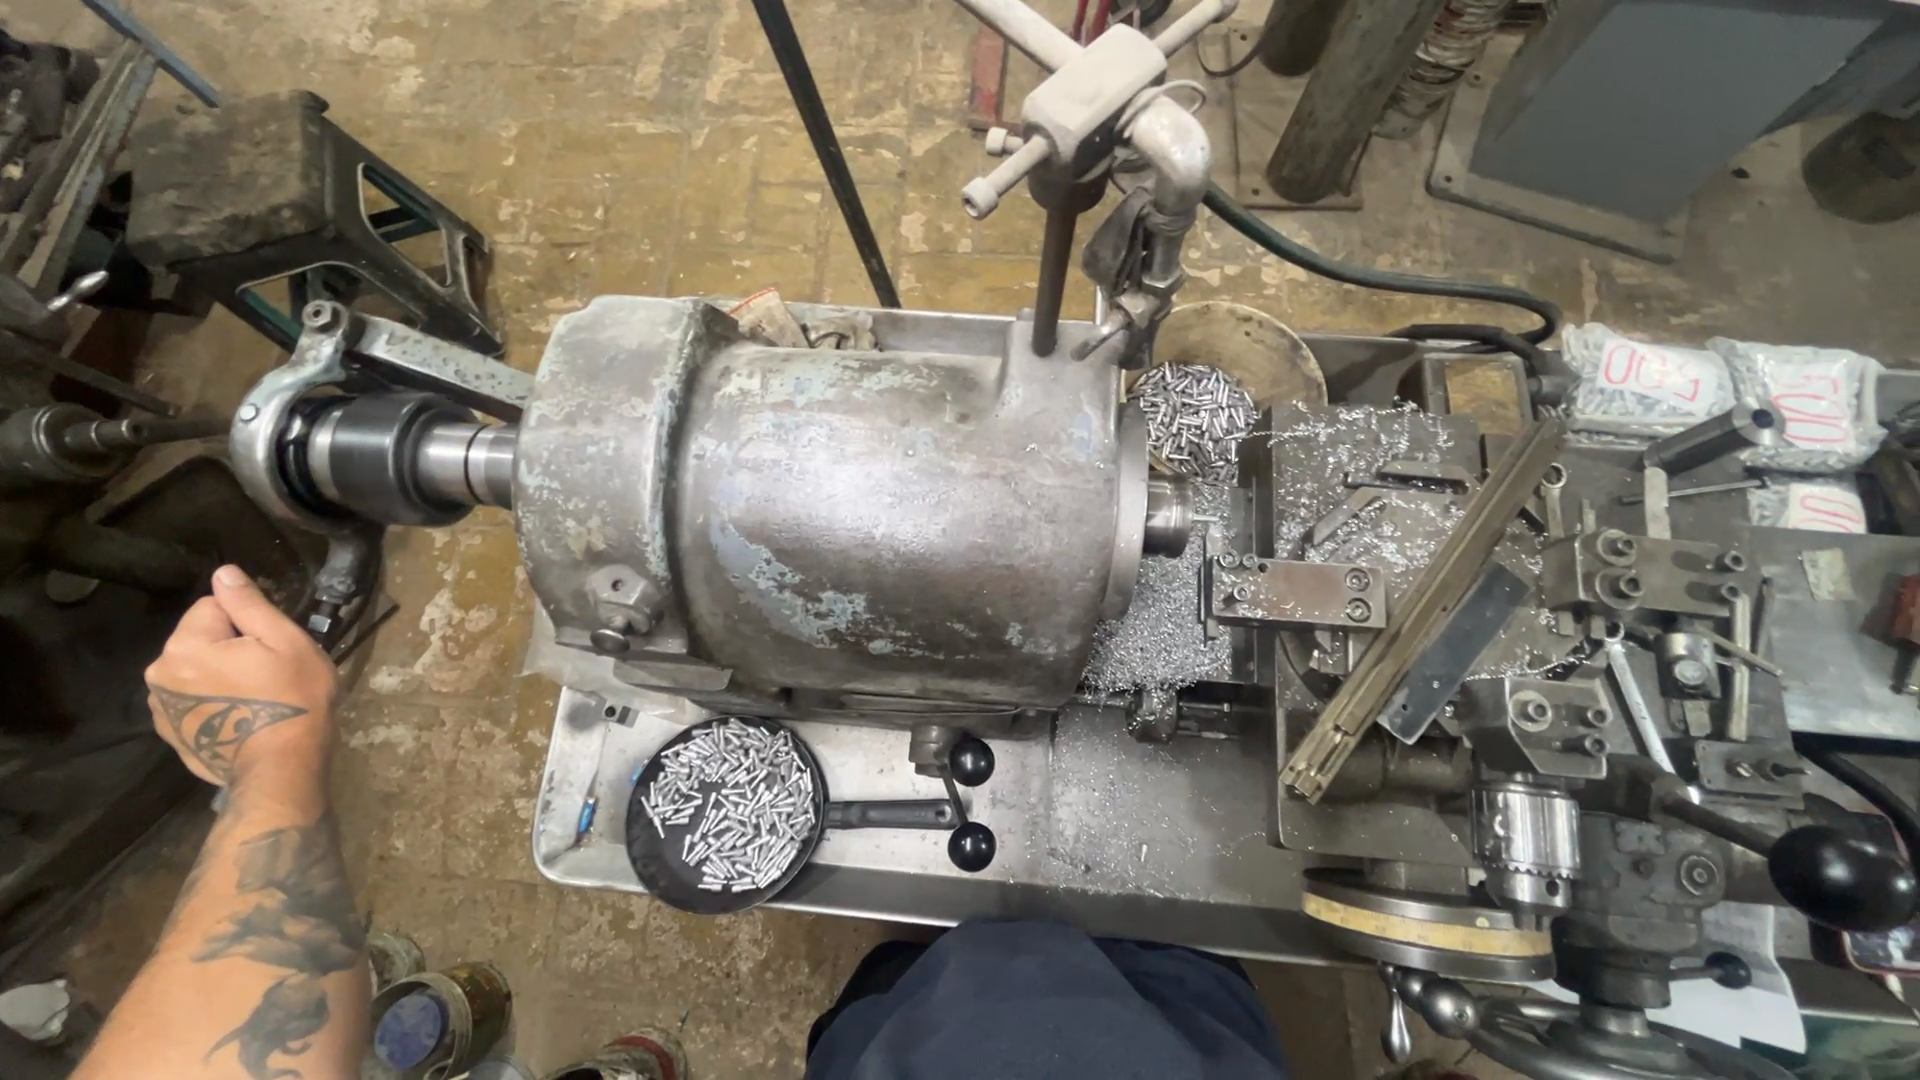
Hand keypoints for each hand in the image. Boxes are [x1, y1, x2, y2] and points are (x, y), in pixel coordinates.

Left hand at [145, 565, 338, 786]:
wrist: (280, 761)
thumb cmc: (293, 695)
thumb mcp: (287, 642)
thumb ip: (251, 606)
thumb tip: (224, 573)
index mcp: (187, 645)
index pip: (213, 606)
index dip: (249, 620)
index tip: (274, 643)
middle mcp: (159, 671)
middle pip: (200, 638)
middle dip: (231, 645)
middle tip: (271, 668)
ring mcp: (160, 704)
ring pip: (195, 668)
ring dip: (221, 672)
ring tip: (258, 694)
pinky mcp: (169, 729)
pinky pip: (191, 697)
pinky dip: (213, 698)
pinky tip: (242, 713)